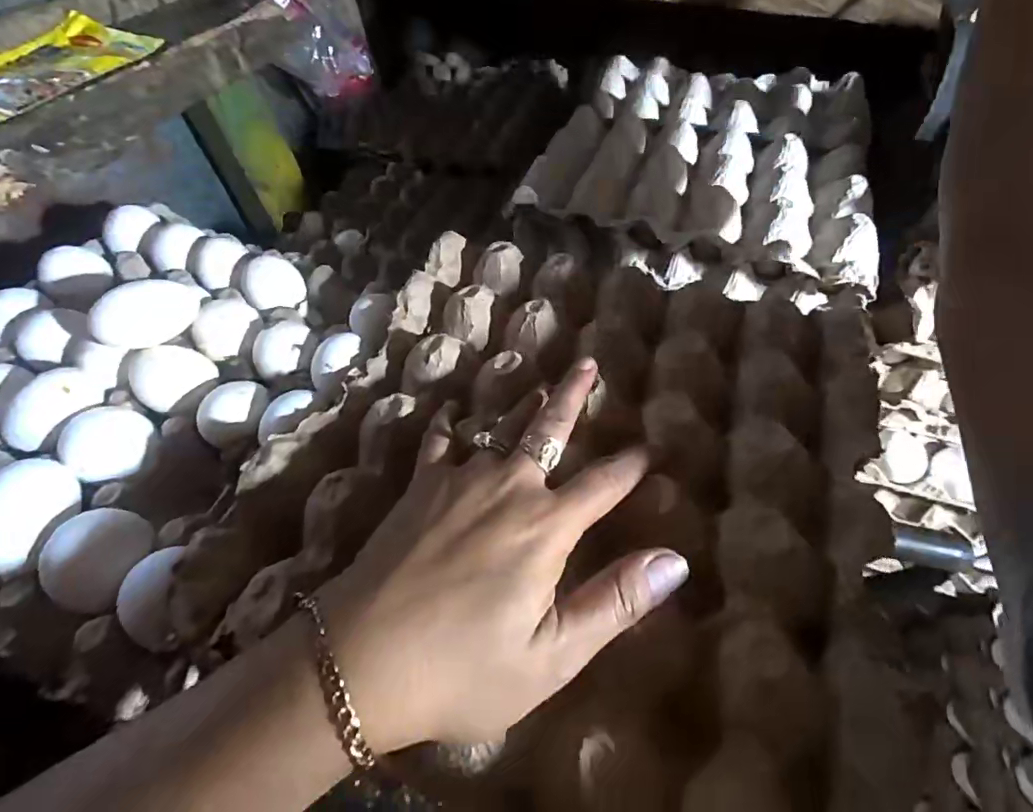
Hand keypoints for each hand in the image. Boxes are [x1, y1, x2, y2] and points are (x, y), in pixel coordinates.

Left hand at [314, 359, 689, 751]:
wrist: (358, 662)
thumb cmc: (462, 669)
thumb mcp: (551, 656)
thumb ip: (614, 603)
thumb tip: (675, 560)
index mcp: (547, 527)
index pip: (604, 483)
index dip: (632, 464)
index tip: (651, 446)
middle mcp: (509, 488)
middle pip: (549, 430)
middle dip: (573, 395)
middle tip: (587, 363)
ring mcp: (460, 481)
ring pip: (500, 427)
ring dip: (523, 403)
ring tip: (538, 382)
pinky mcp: (420, 487)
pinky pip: (440, 441)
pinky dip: (449, 423)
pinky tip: (450, 410)